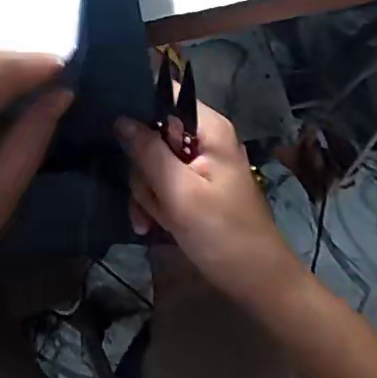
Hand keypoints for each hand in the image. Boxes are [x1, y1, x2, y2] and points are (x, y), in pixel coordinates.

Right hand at [119, 104, 305, 303]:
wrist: (258, 284)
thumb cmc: (223, 235)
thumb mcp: (179, 193)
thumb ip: (148, 152)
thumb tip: (121, 119)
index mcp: (209, 129)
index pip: (167, 93)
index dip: (139, 106)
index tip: (118, 132)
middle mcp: (204, 138)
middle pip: (153, 132)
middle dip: (143, 168)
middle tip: (150, 197)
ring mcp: (199, 163)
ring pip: (152, 160)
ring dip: (146, 192)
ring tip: (153, 220)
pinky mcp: (194, 185)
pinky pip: (161, 182)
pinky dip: (154, 203)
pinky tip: (152, 226)